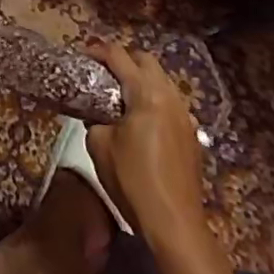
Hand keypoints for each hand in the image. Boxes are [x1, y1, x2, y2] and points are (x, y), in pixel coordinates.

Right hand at [85, 43, 206, 239]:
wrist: (174, 223)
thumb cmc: (133, 181)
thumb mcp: (100, 146)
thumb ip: (95, 120)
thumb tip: (98, 114)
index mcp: (146, 92)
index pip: (119, 56)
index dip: (98, 50)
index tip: (82, 52)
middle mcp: (169, 95)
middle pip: (146, 61)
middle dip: (124, 60)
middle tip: (102, 72)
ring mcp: (184, 114)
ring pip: (162, 80)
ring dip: (141, 80)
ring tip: (119, 95)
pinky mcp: (191, 133)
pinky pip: (170, 103)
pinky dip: (154, 100)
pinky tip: (141, 120)